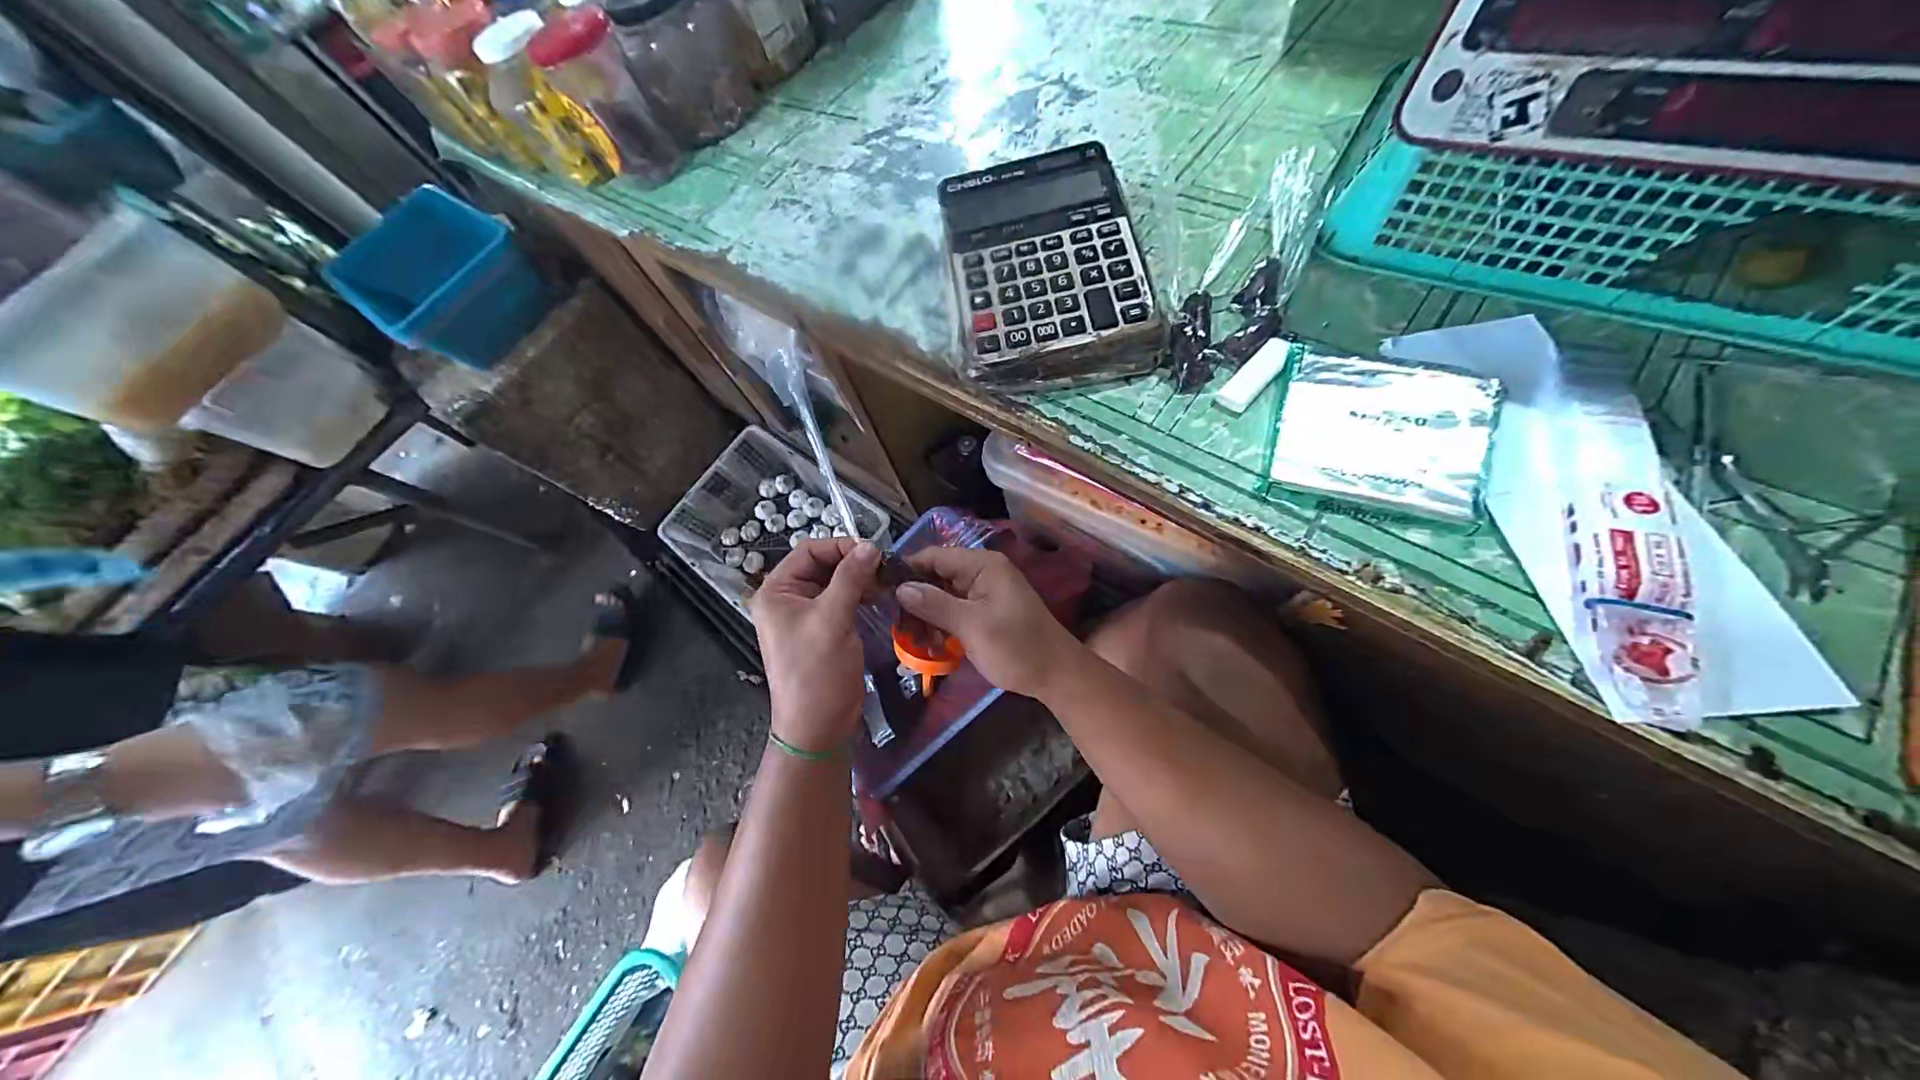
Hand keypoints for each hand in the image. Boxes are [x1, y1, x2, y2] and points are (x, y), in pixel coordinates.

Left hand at [751, 538, 880, 751]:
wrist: (817, 727)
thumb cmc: (816, 671)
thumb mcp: (833, 619)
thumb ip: (850, 578)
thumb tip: (870, 546)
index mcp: (776, 592)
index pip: (808, 550)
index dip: (840, 546)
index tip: (873, 551)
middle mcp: (787, 600)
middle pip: (822, 565)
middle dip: (853, 563)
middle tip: (884, 568)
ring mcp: (806, 616)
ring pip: (835, 582)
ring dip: (859, 579)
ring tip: (885, 583)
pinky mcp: (824, 630)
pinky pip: (841, 601)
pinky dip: (859, 595)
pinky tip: (878, 597)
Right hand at [895, 547, 1083, 698]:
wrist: (1056, 675)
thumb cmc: (1016, 647)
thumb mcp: (972, 626)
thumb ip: (935, 604)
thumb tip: (900, 588)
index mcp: (982, 565)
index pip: (934, 556)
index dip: (906, 570)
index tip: (878, 590)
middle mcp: (982, 572)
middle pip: (936, 575)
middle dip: (914, 597)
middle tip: (893, 623)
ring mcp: (984, 592)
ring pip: (942, 595)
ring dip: (926, 615)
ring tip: (910, 638)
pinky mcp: (984, 612)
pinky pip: (953, 610)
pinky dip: (940, 624)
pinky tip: (929, 644)